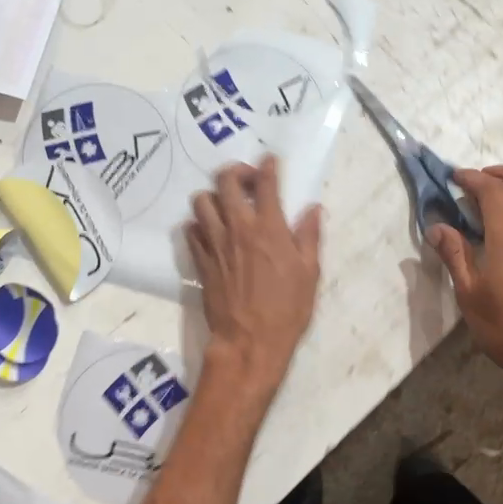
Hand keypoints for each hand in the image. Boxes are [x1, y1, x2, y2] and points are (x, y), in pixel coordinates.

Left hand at [188, 156, 321, 390]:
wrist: (249, 342)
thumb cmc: (286, 310)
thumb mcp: (310, 273)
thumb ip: (309, 236)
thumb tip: (312, 209)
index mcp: (270, 228)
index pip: (265, 183)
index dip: (267, 165)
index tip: (270, 161)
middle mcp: (239, 228)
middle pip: (225, 182)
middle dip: (235, 172)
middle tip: (246, 181)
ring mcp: (215, 244)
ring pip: (201, 202)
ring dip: (213, 196)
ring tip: (225, 206)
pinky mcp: (200, 261)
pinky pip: (190, 231)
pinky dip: (198, 224)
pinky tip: (210, 231)